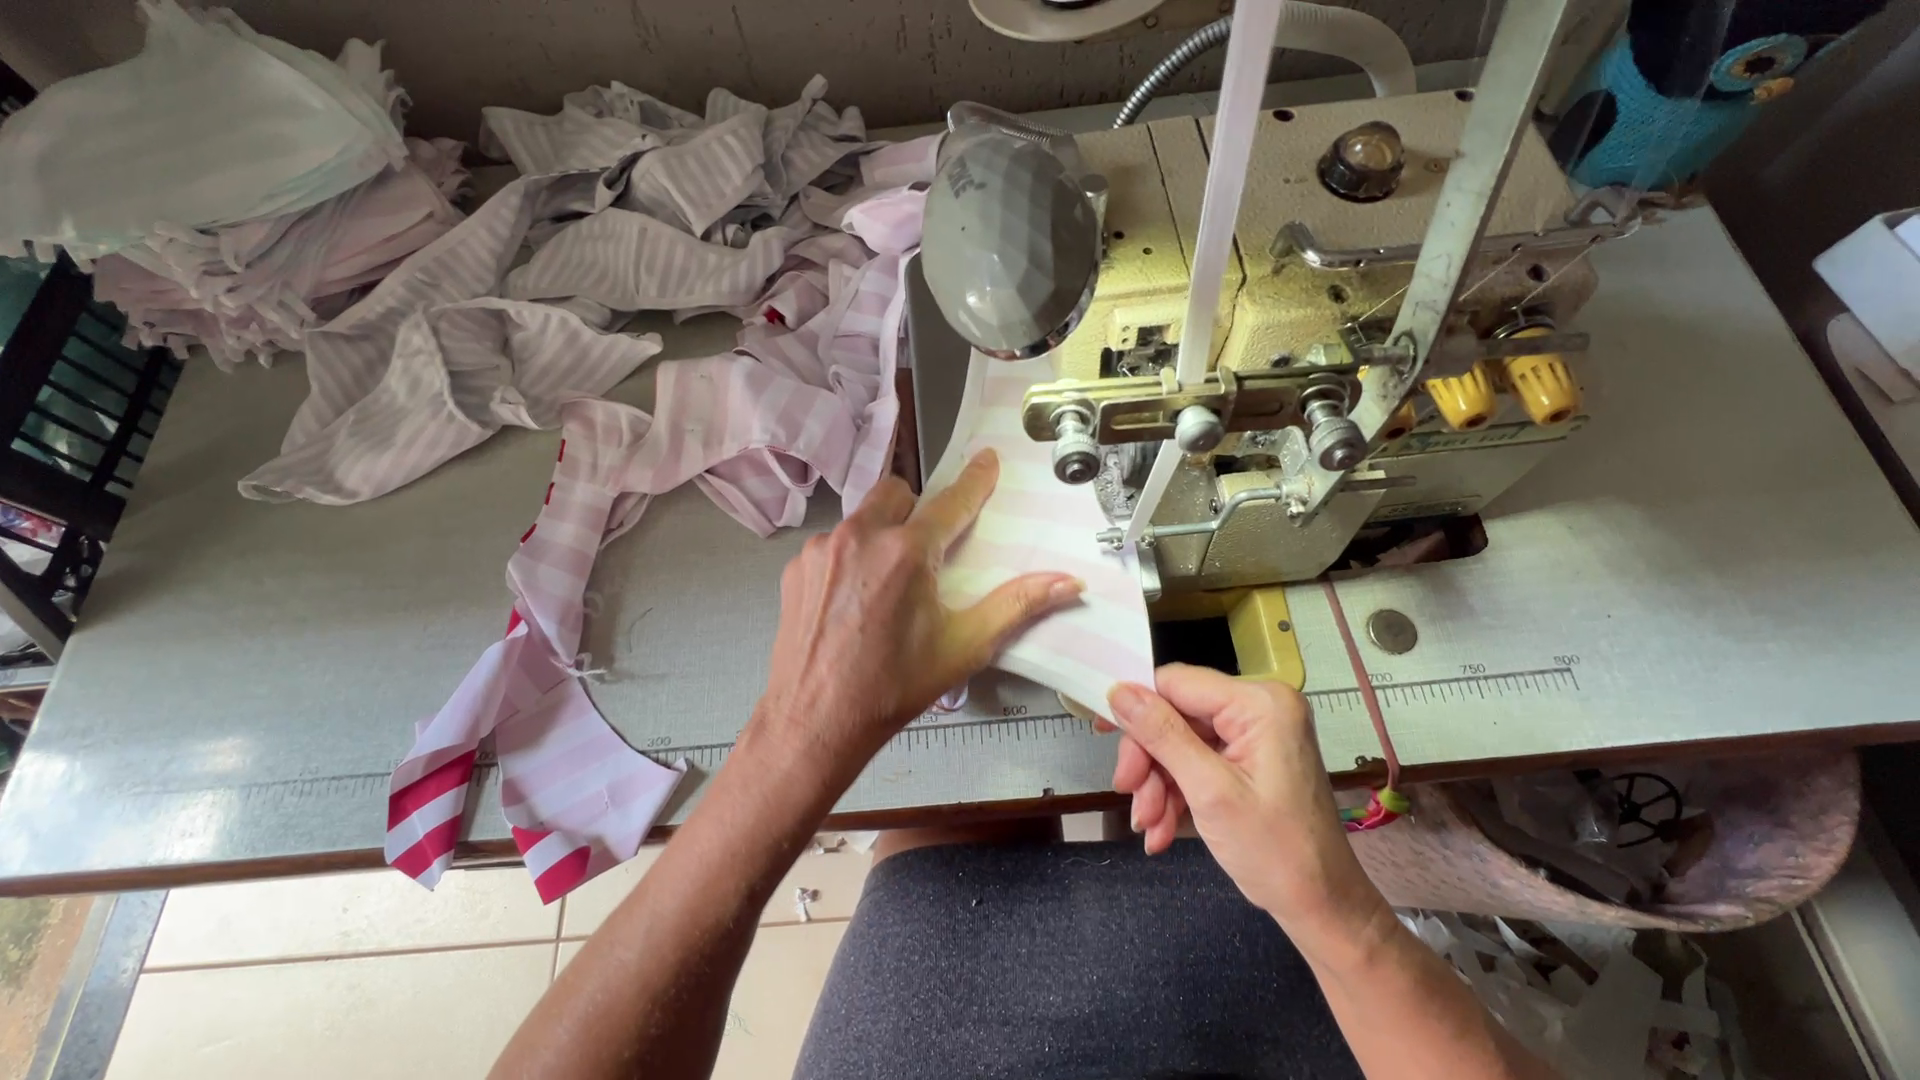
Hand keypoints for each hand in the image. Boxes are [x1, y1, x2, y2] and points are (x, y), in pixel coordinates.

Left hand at [752, 450, 1083, 775]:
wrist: (816, 719)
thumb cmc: (894, 687)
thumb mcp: (964, 647)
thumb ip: (1017, 606)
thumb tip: (1068, 582)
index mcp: (907, 553)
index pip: (951, 502)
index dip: (974, 480)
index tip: (986, 459)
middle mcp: (860, 537)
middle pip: (897, 493)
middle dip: (915, 511)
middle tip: (923, 553)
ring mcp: (822, 549)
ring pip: (862, 517)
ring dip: (880, 534)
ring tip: (884, 584)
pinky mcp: (796, 566)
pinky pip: (832, 542)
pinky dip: (848, 558)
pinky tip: (852, 599)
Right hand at [1107, 664, 1385, 934]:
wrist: (1321, 907)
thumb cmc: (1276, 852)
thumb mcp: (1209, 791)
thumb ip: (1162, 735)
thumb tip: (1118, 691)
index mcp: (1260, 703)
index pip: (1176, 683)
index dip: (1136, 707)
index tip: (1101, 732)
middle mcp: (1258, 708)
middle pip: (1174, 716)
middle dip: (1148, 760)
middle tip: (1131, 797)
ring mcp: (1254, 735)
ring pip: (1178, 743)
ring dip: (1157, 785)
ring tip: (1151, 826)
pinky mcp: (1248, 760)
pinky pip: (1195, 762)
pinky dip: (1175, 794)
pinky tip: (1163, 829)